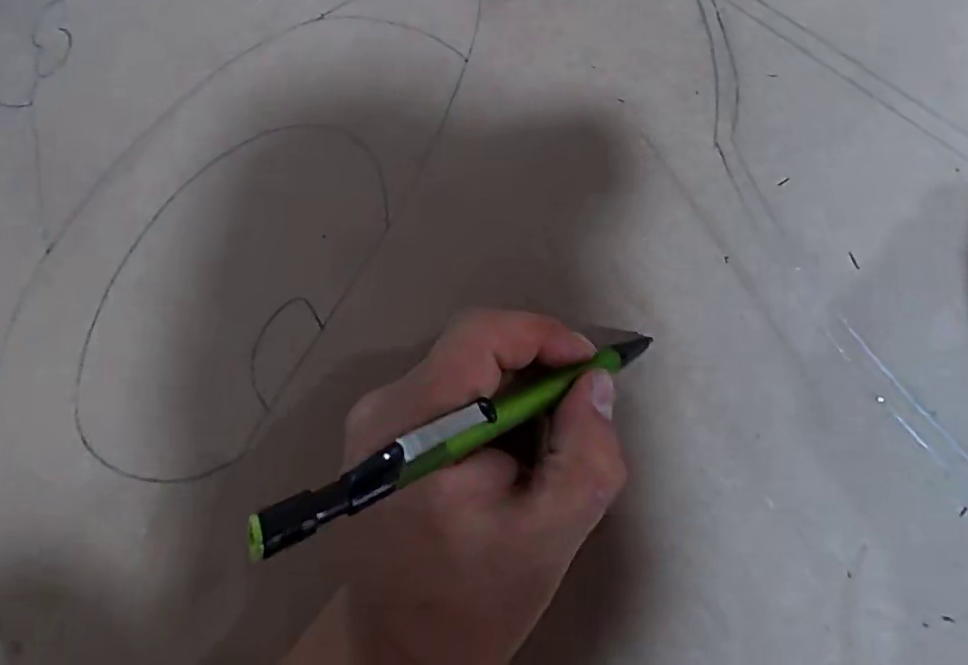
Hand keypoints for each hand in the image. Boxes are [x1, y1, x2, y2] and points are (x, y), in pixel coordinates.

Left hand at [284, 310, 625, 664]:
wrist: (396, 646)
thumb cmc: (473, 600)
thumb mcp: (550, 538)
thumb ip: (586, 455)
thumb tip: (593, 381)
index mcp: (413, 428)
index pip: (478, 335)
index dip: (539, 333)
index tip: (587, 363)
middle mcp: (383, 406)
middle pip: (470, 346)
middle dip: (533, 362)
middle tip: (575, 399)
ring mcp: (373, 413)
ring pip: (460, 364)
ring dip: (512, 384)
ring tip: (544, 430)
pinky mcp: (377, 425)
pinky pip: (446, 386)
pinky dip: (487, 399)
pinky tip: (506, 445)